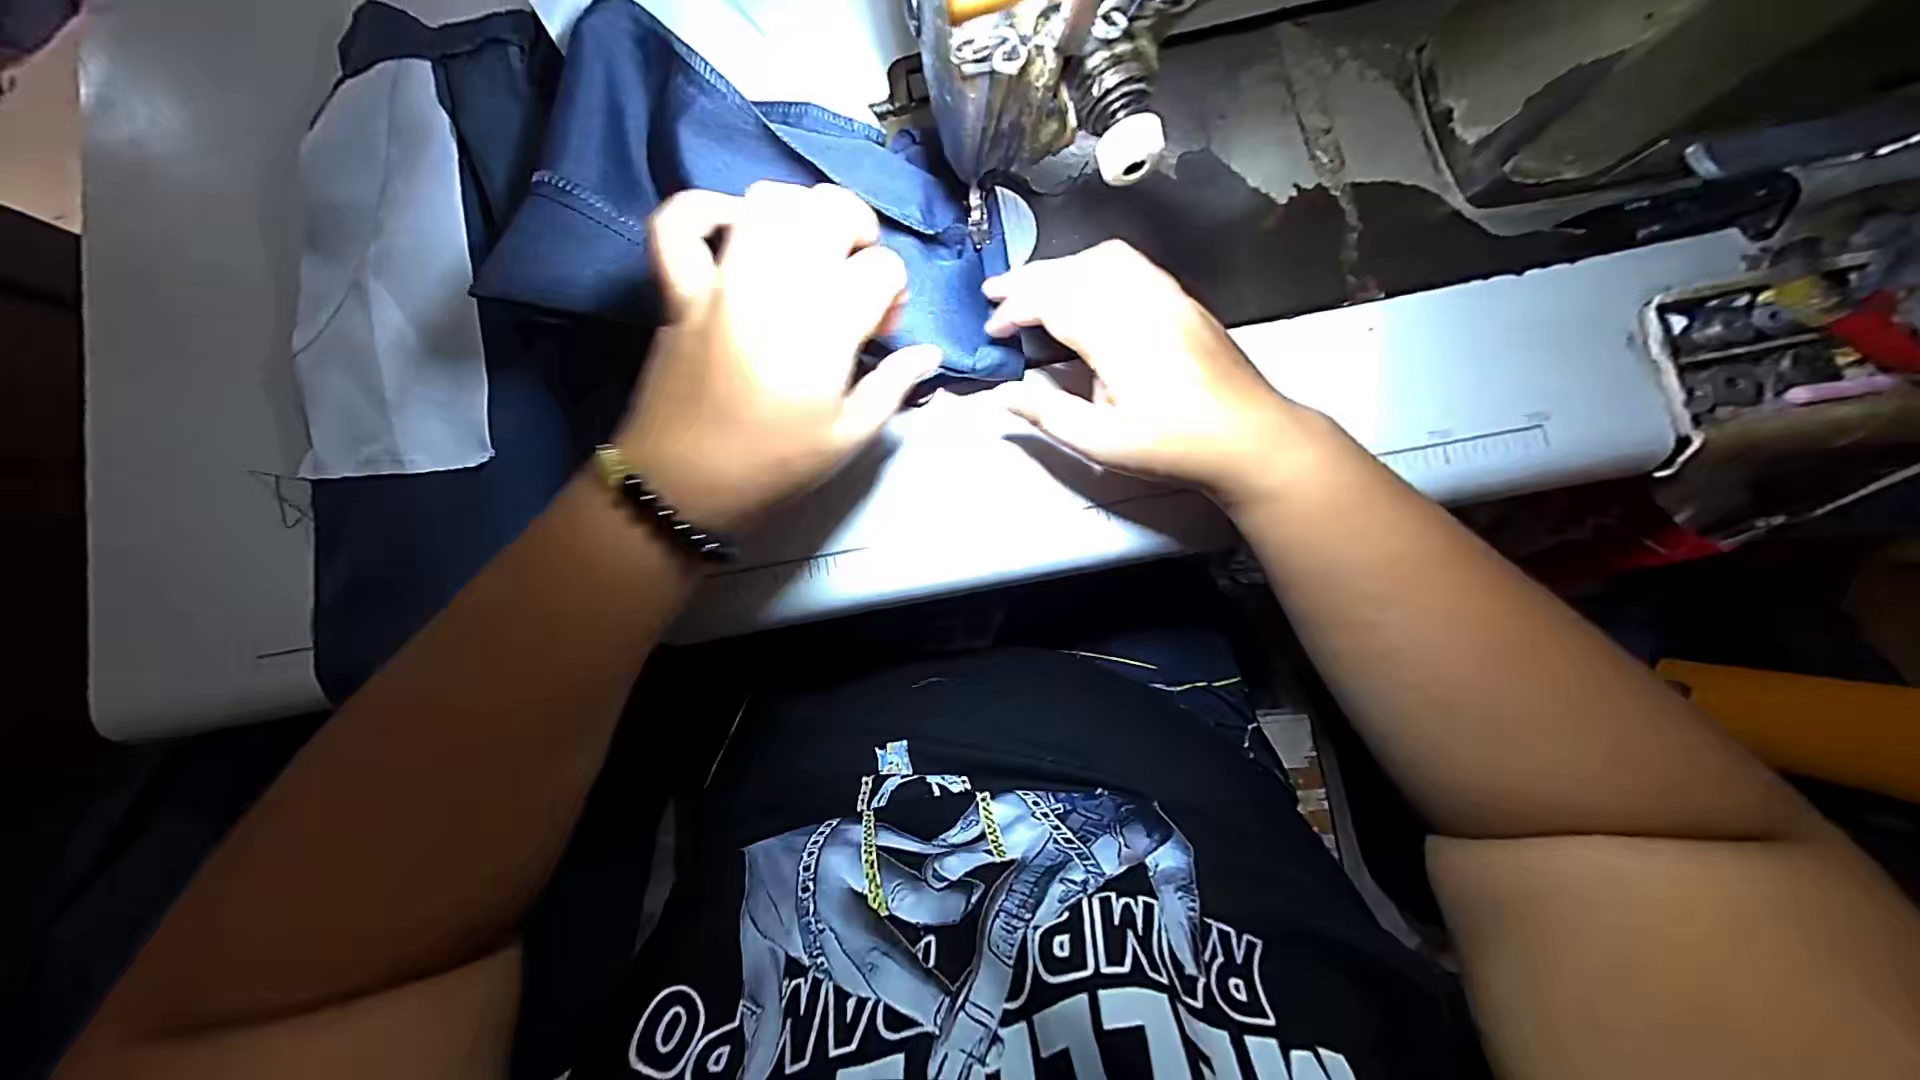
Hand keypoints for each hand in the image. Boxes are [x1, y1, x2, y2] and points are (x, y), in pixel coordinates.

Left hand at [613, 183, 944, 529]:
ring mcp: (722, 284)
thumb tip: (929, 354)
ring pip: (765, 201)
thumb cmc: (775, 465)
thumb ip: (893, 386)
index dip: (894, 290)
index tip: (882, 327)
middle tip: (856, 269)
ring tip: (808, 248)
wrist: (686, 484)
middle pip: (827, 210)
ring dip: (799, 211)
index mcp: (826, 329)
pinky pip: (678, 223)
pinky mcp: (680, 290)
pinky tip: (734, 228)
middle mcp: (777, 289)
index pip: (881, 268)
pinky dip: (706, 209)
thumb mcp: (848, 437)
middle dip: (858, 228)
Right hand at [988, 241, 1336, 505]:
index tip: (994, 328)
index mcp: (1119, 339)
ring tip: (1035, 285)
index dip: (1016, 309)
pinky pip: (1132, 264)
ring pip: (1104, 259)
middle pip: (1076, 270)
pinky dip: (1095, 266)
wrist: (1249, 437)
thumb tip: (1005, 395)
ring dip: (1062, 266)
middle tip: (997, 292)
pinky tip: (1087, 285)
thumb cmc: (1176, 445)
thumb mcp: (1102, 443)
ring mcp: (1168, 297)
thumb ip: (1048, 414)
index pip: (1054, 301)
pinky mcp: (1183, 300)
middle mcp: (1144, 305)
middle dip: (1030, 278)